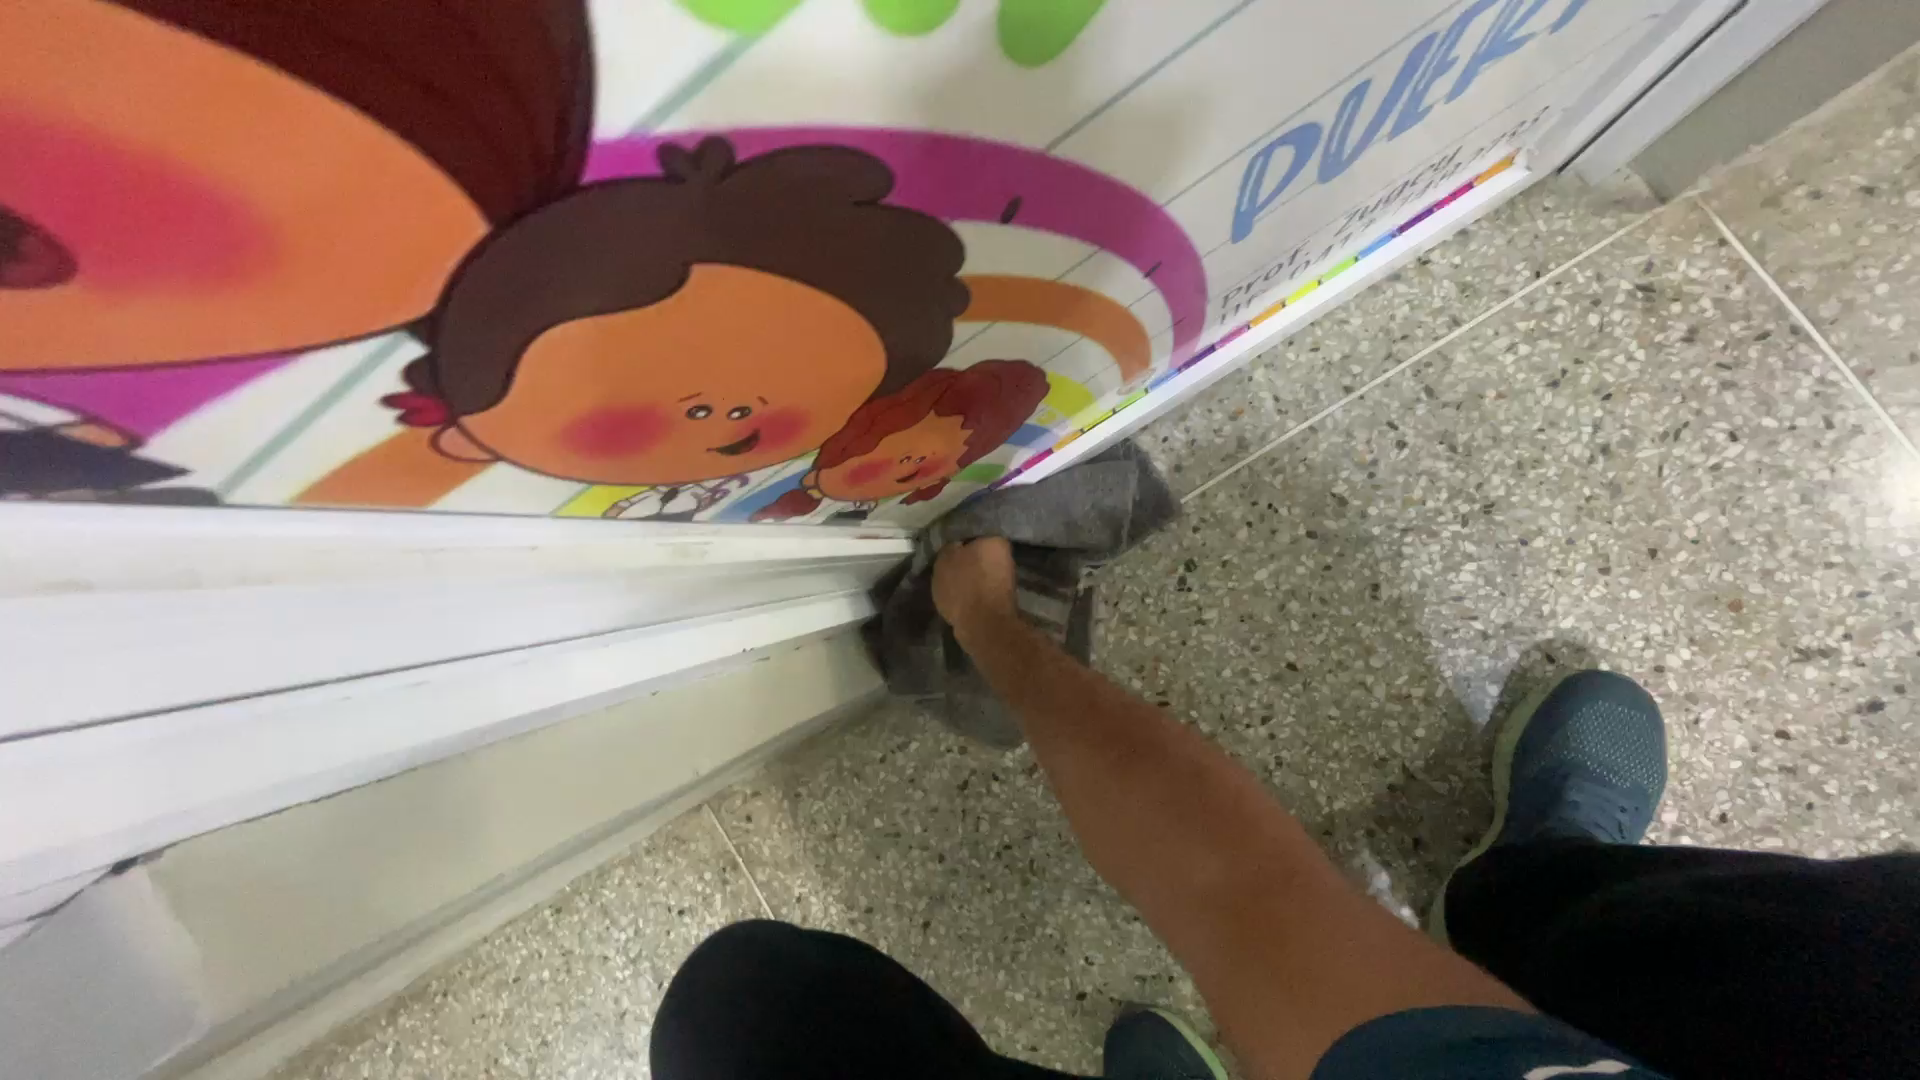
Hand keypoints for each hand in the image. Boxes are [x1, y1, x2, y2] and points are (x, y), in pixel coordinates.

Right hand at [932, 538, 1017, 639]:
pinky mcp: (1003, 598)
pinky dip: (972, 591)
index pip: (972, 533)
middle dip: (964, 559)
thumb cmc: (964, 587)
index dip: (956, 540)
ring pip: (981, 571)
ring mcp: (1006, 578)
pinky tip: (959, 597)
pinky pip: (982, 588)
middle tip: (944, 566)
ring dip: (967, 576)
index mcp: (994, 540)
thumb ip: (950, 547)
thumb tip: (955, 545)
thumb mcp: (945, 560)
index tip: (945, 549)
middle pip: (978, 553)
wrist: (983, 626)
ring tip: (949, 583)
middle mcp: (1006, 555)